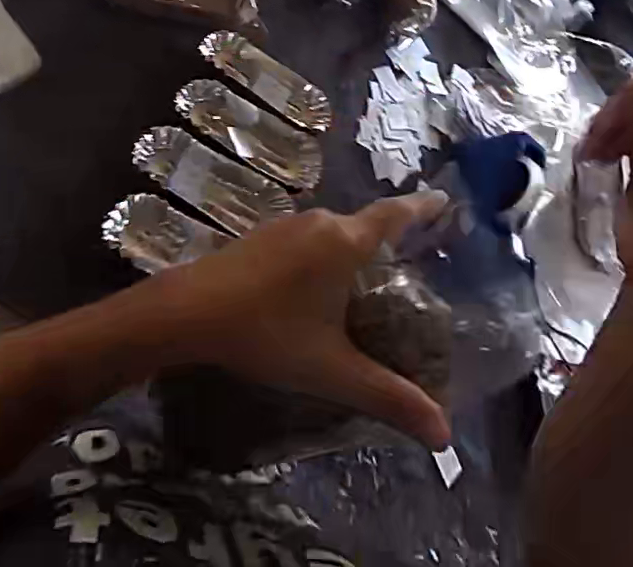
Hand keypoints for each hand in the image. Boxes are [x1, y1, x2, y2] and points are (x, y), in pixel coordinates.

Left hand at [136, 191, 452, 448]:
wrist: (188, 310)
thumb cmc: (267, 332)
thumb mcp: (331, 369)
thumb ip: (388, 396)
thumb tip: (443, 434)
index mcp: (345, 242)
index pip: (396, 215)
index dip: (423, 206)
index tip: (444, 198)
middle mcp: (321, 222)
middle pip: (367, 224)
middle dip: (392, 238)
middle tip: (413, 259)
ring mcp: (288, 224)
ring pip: (336, 231)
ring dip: (356, 247)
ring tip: (370, 276)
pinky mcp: (264, 234)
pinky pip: (311, 237)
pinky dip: (328, 252)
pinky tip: (319, 283)